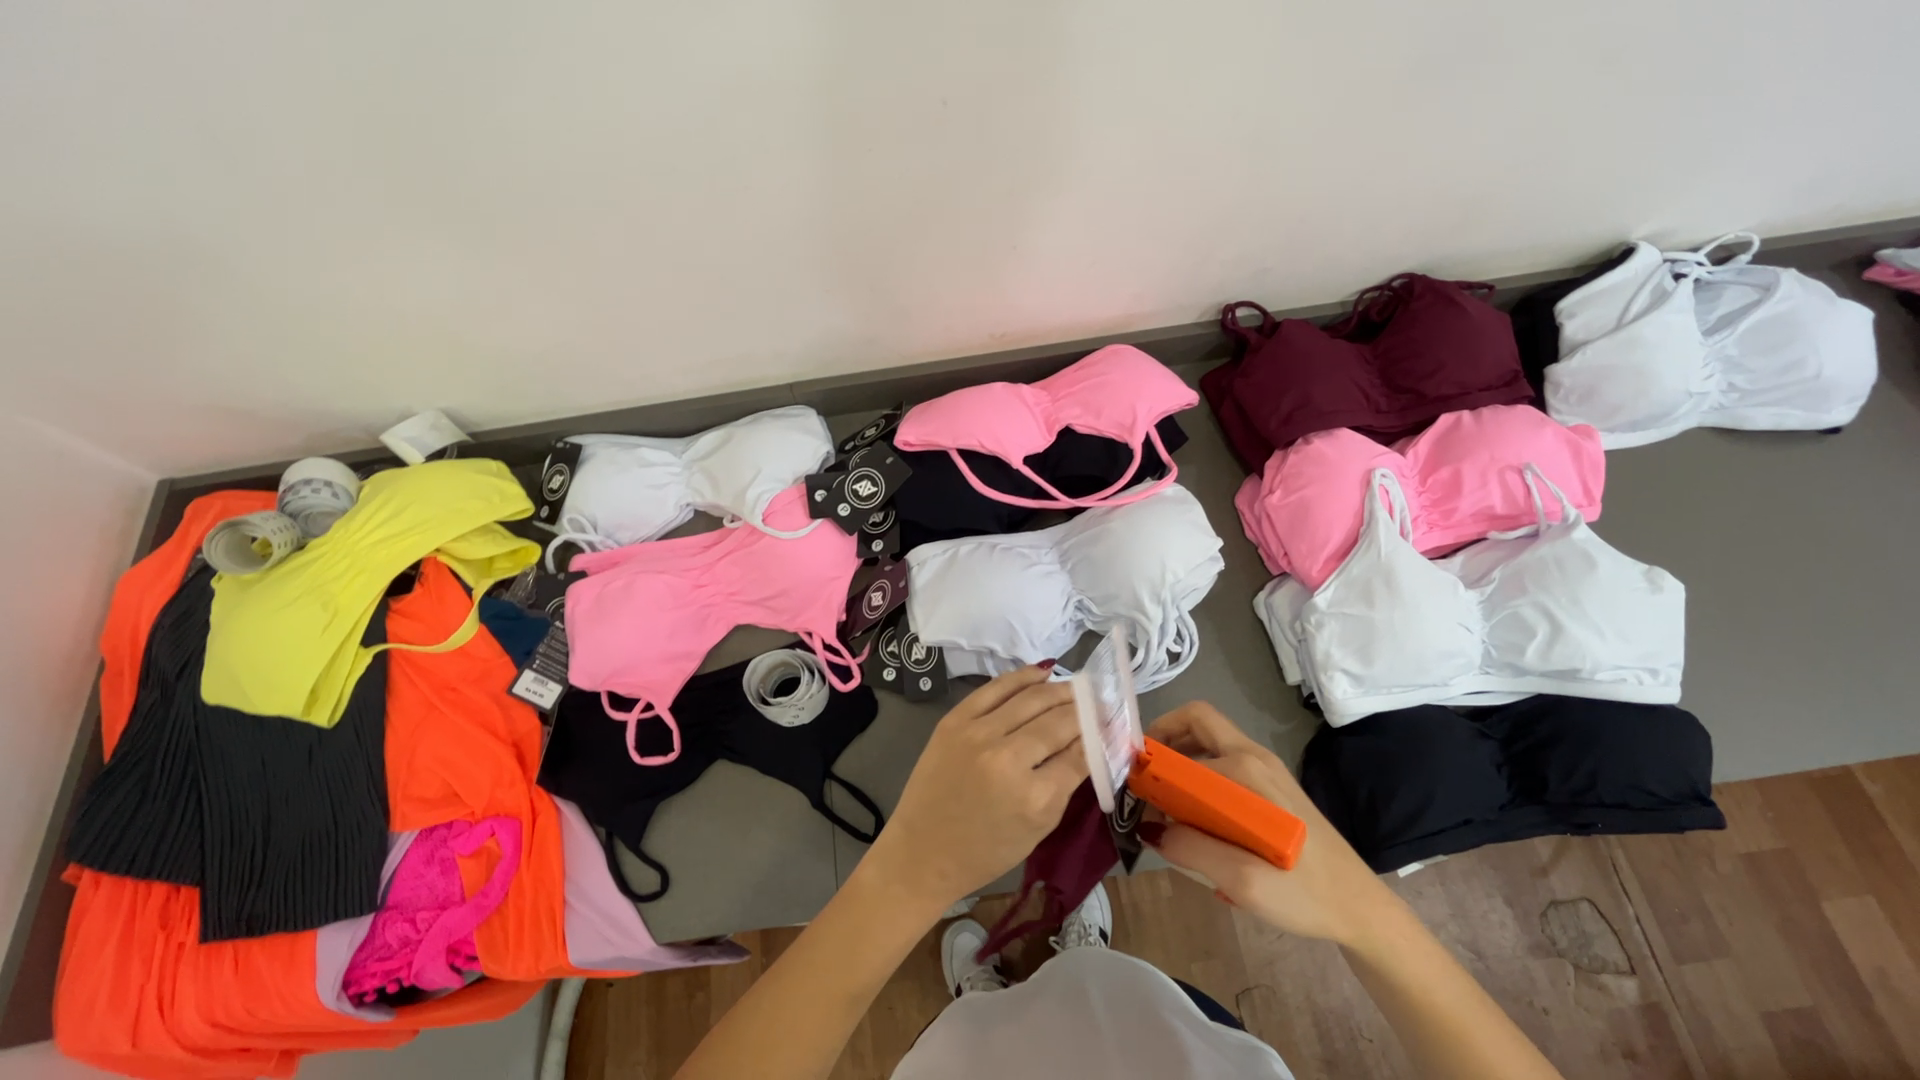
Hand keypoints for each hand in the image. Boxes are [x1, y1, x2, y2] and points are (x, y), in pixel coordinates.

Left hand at [856, 665, 1089, 917]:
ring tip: (1078, 686)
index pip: (1081, 752)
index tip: (1114, 720)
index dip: (1102, 733)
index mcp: (1034, 796)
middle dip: (1085, 708)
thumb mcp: (1039, 827)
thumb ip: (1067, 782)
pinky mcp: (954, 721)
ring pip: (1032, 698)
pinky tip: (1043, 673)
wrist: (922, 852)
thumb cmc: (986, 851)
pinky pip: (995, 689)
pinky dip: (1022, 678)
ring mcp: (977, 734)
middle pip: (1059, 720)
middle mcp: (1007, 758)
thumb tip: (1093, 742)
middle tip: (1102, 700)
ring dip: (1060, 689)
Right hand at [1141, 702, 1396, 945]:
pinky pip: (1224, 763)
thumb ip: (1190, 848)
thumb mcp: (1241, 881)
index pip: (1185, 734)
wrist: (1358, 908)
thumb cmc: (1304, 893)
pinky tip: (1194, 816)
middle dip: (1163, 741)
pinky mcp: (1273, 786)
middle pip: (1197, 721)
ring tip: (1162, 801)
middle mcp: (1256, 756)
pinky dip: (1198, 775)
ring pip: (1210, 742)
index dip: (1150, 753)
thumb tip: (1150, 827)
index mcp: (1246, 769)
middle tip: (1143, 779)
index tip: (1130, 783)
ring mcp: (1267, 768)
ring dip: (1180, 759)